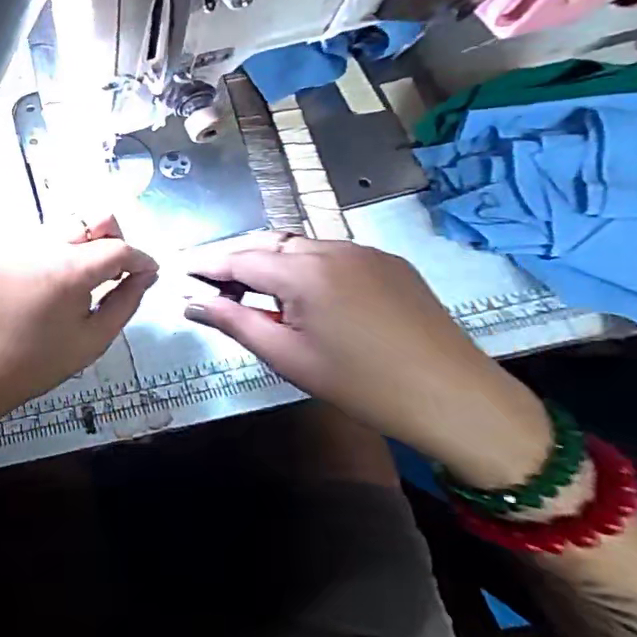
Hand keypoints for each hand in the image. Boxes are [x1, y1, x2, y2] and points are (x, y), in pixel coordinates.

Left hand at [0, 217, 157, 438]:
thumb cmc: (39, 362)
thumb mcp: (94, 339)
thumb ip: (126, 302)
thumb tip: (147, 276)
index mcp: (70, 269)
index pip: (119, 248)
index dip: (142, 259)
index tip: (152, 273)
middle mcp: (47, 246)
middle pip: (95, 219)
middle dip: (116, 240)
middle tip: (121, 273)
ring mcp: (25, 247)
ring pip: (71, 223)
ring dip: (91, 239)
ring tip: (94, 276)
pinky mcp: (11, 255)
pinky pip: (49, 236)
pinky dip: (68, 246)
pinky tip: (67, 279)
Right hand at [183, 235, 551, 488]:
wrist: (451, 393)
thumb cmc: (360, 384)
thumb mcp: (289, 357)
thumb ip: (237, 323)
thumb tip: (195, 304)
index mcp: (301, 271)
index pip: (240, 258)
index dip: (209, 265)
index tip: (185, 270)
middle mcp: (330, 247)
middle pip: (270, 244)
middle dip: (239, 259)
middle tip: (218, 284)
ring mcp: (364, 251)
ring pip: (303, 245)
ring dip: (275, 261)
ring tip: (261, 290)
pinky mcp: (390, 261)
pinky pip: (335, 253)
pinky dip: (310, 265)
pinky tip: (312, 294)